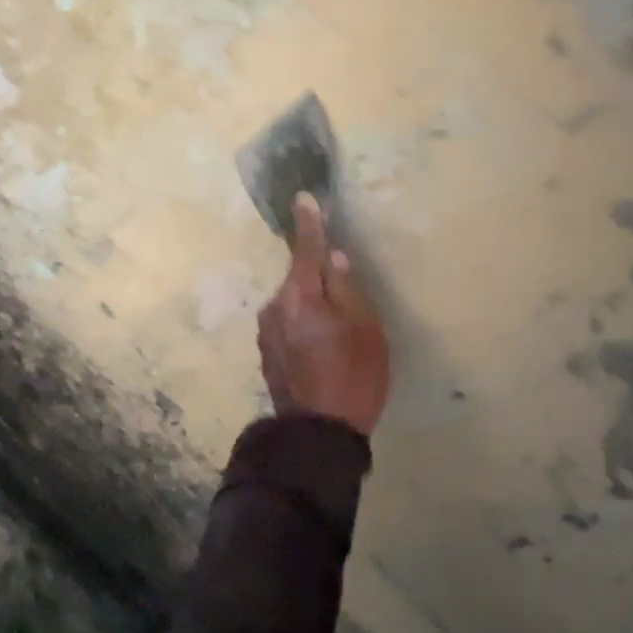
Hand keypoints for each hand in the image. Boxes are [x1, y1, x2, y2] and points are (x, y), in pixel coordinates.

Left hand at [256, 193, 389, 436]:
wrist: (317, 434)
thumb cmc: (352, 378)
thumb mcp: (365, 330)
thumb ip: (347, 288)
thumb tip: (334, 257)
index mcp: (299, 295)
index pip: (306, 249)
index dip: (309, 224)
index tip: (303, 198)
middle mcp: (274, 306)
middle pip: (301, 280)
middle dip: (320, 281)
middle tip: (350, 308)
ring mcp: (266, 332)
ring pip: (294, 304)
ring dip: (313, 309)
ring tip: (340, 340)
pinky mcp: (266, 353)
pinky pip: (289, 325)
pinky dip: (305, 328)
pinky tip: (322, 353)